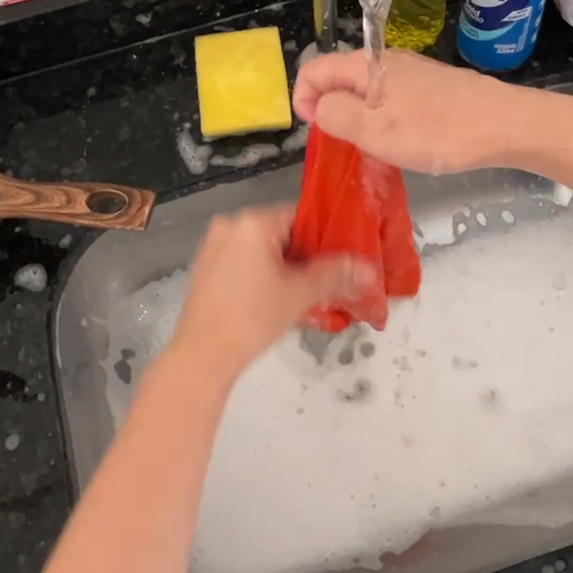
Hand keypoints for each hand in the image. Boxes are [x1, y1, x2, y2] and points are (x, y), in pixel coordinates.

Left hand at [169, 205, 371, 376]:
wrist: (202, 355)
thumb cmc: (252, 318)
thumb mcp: (299, 295)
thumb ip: (335, 276)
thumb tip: (369, 269)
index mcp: (251, 222)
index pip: (300, 217)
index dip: (324, 238)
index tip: (341, 260)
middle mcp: (229, 225)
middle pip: (280, 233)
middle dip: (305, 257)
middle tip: (327, 282)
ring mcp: (213, 246)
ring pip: (262, 250)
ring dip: (285, 269)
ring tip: (306, 296)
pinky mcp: (206, 268)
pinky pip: (244, 262)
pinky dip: (263, 275)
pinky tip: (276, 301)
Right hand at [292, 49, 523, 173]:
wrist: (506, 126)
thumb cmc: (438, 131)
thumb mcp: (375, 131)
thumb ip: (335, 115)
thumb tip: (318, 106)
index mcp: (366, 65)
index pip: (313, 70)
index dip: (302, 99)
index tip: (315, 133)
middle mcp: (385, 61)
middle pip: (338, 81)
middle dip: (332, 113)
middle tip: (347, 148)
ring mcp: (410, 74)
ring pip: (365, 94)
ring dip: (359, 122)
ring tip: (376, 151)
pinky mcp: (429, 89)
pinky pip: (390, 102)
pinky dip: (384, 123)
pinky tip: (403, 145)